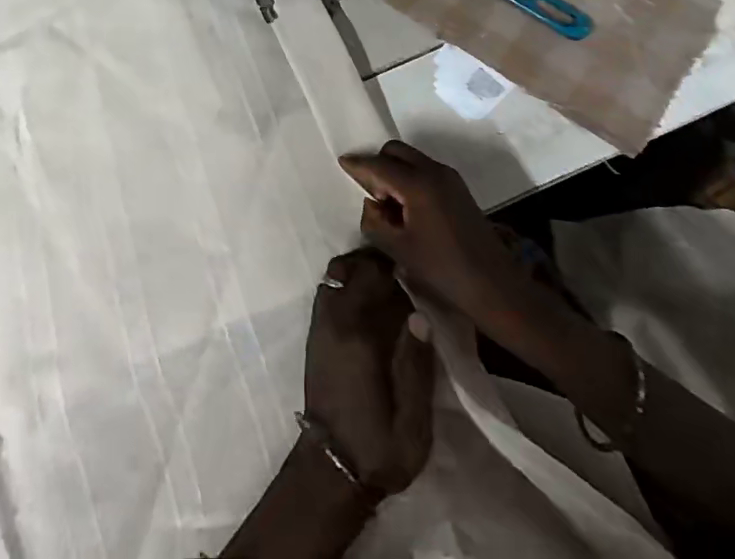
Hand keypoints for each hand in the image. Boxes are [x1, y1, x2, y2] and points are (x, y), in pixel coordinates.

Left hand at [304, 249, 434, 496]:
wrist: (331, 471)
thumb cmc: (379, 446)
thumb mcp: (413, 419)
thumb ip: (416, 365)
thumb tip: (420, 316)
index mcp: (358, 336)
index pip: (372, 277)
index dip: (395, 266)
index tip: (419, 267)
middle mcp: (333, 323)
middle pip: (348, 268)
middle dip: (375, 263)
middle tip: (405, 271)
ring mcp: (319, 329)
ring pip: (333, 278)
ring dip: (358, 272)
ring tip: (388, 282)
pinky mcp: (314, 340)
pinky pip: (327, 295)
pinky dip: (345, 286)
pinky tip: (369, 302)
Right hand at [341, 142, 530, 325]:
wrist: (491, 282)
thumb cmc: (441, 267)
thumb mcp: (397, 247)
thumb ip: (374, 220)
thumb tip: (371, 203)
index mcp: (418, 183)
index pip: (379, 165)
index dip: (358, 164)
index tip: (342, 162)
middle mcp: (434, 171)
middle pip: (397, 151)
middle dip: (378, 164)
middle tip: (370, 193)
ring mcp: (449, 178)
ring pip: (412, 159)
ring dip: (394, 171)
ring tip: (389, 205)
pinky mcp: (457, 188)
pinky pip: (425, 170)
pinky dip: (409, 178)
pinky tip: (407, 207)